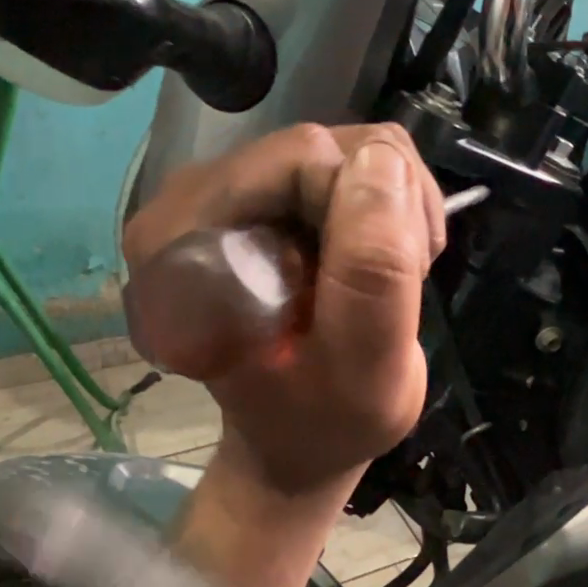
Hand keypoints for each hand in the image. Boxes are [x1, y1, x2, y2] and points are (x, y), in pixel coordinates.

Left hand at [122, 123, 445, 496]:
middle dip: (386, 205)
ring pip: (337, 148)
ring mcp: (220, 196)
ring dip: (389, 206)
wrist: (298, 441)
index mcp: (184, 240)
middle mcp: (185, 202)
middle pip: (317, 145)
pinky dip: (378, 205)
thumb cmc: (328, 420)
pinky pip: (337, 163)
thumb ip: (373, 270)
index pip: (302, 160)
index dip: (371, 210)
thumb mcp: (366, 365)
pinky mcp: (254, 198)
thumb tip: (382, 157)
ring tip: (391, 276)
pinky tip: (374, 259)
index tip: (397, 282)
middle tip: (403, 279)